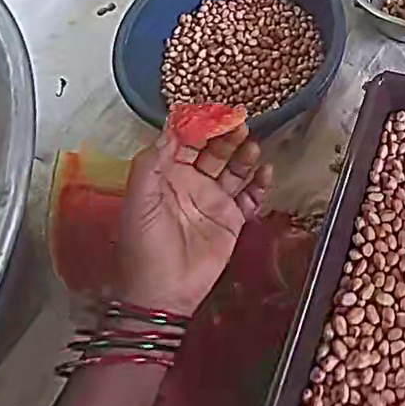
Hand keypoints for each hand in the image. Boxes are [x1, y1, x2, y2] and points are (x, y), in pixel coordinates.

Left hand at [118, 124, 272, 315]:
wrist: (162, 295)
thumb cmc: (144, 246)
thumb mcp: (138, 201)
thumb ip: (151, 163)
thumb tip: (169, 127)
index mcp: (167, 174)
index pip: (186, 140)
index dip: (199, 124)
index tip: (214, 110)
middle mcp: (193, 181)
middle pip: (214, 150)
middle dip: (226, 135)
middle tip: (240, 123)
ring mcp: (214, 200)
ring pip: (234, 168)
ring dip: (244, 155)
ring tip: (253, 146)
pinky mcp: (233, 219)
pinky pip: (250, 196)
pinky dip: (260, 184)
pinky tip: (266, 174)